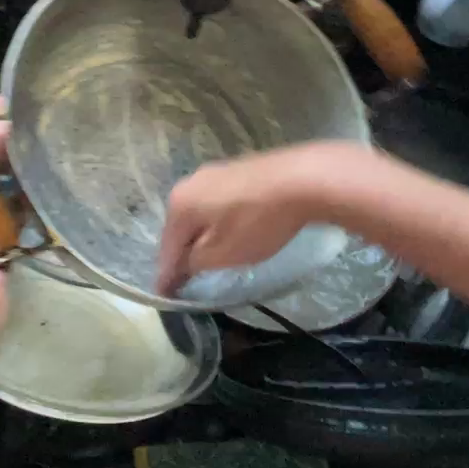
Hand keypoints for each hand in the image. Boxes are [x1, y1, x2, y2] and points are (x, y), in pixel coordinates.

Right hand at [155, 141, 368, 294]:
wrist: (302, 178)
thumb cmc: (257, 221)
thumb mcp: (222, 254)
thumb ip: (195, 262)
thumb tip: (182, 265)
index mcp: (179, 203)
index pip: (167, 248)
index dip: (167, 275)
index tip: (166, 297)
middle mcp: (190, 182)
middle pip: (181, 227)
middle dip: (183, 252)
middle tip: (186, 280)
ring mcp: (214, 173)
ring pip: (201, 213)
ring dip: (202, 235)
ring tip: (209, 258)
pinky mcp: (238, 170)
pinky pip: (219, 203)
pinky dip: (219, 221)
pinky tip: (230, 232)